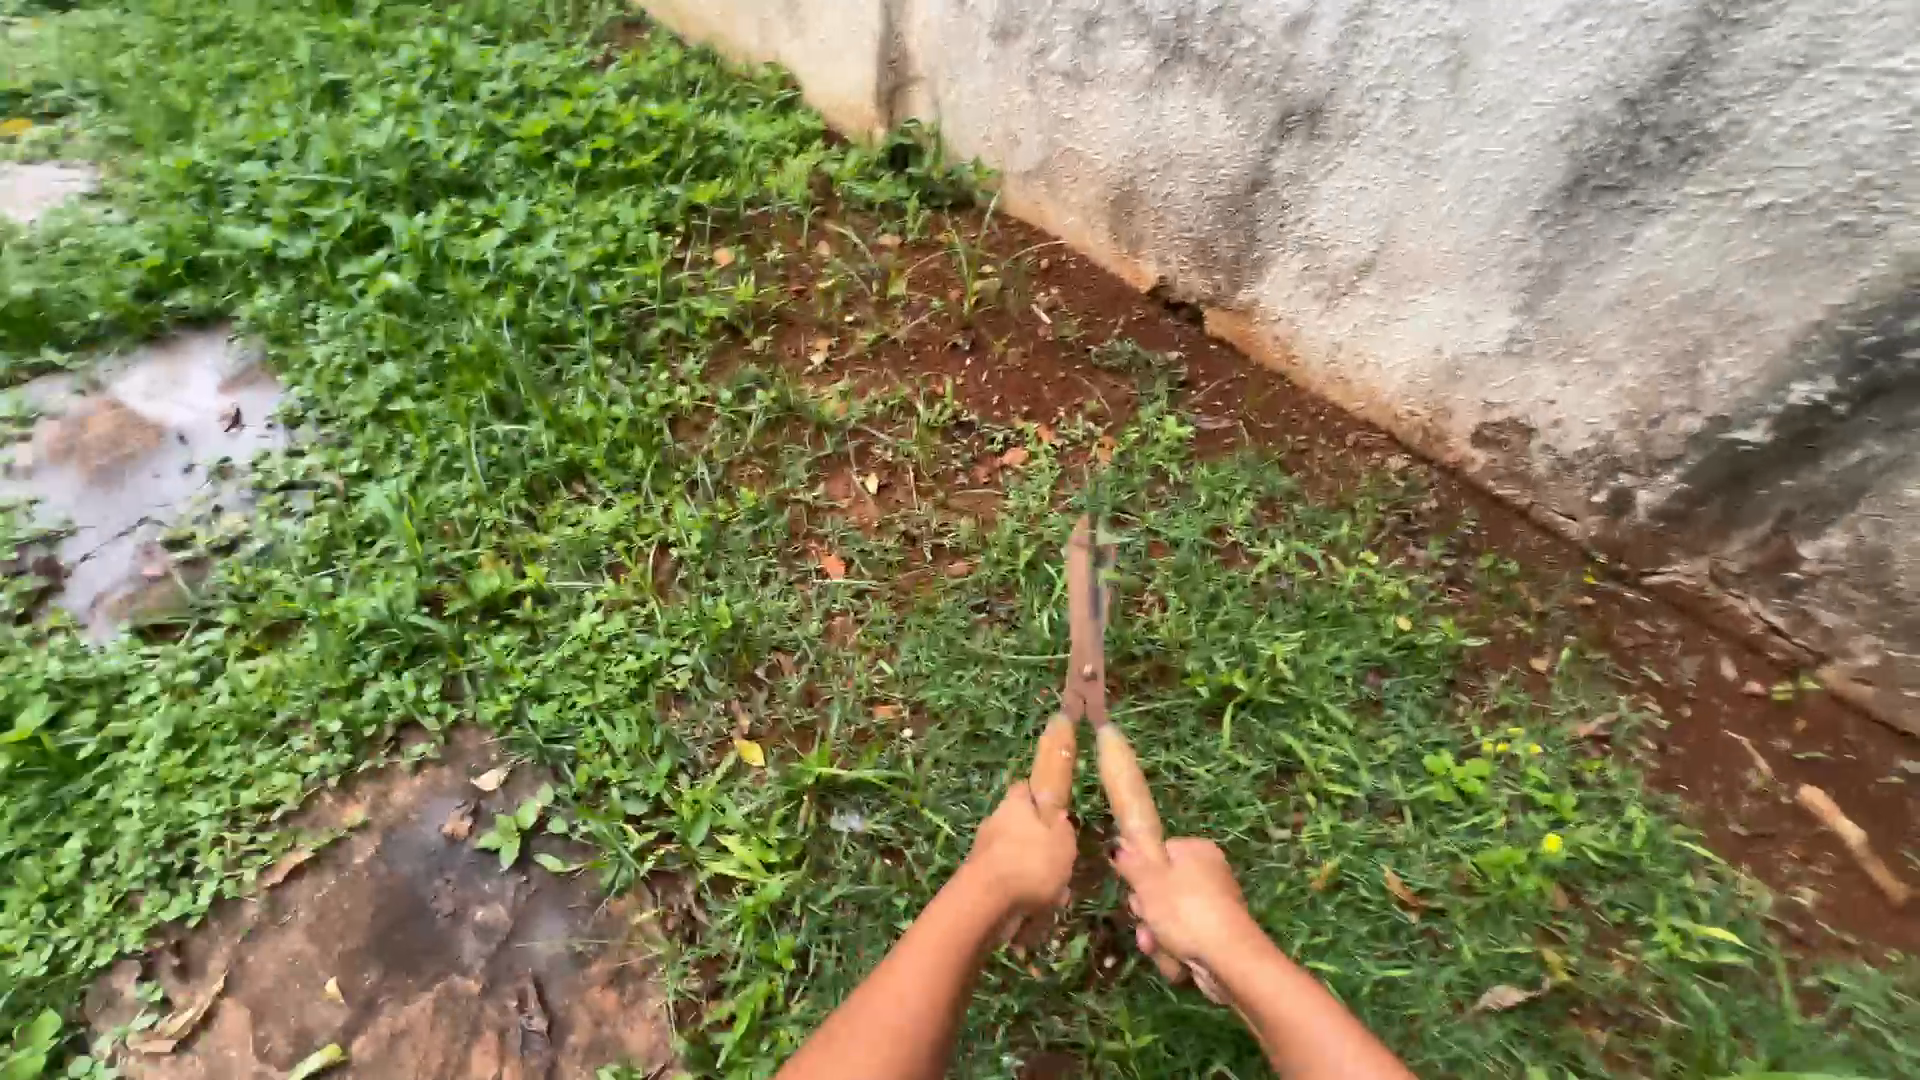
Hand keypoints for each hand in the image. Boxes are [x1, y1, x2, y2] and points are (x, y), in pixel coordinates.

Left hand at [962, 781, 1076, 915]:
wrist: (987, 901)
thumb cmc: (1031, 862)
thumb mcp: (1062, 841)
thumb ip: (1061, 825)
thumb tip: (1057, 813)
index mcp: (1015, 804)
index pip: (1024, 789)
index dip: (1038, 798)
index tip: (1054, 813)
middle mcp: (996, 821)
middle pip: (1021, 827)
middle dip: (1039, 846)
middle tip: (1060, 866)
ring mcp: (984, 849)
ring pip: (1016, 857)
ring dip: (1033, 873)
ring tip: (1055, 896)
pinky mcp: (979, 876)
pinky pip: (1007, 880)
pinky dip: (1021, 892)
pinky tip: (1037, 909)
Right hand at [1113, 837, 1258, 965]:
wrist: (1230, 961)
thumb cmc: (1185, 910)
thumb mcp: (1147, 881)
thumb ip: (1129, 862)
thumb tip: (1118, 847)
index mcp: (1197, 851)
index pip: (1159, 854)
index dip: (1142, 874)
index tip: (1135, 890)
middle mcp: (1209, 875)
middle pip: (1162, 890)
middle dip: (1148, 913)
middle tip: (1146, 921)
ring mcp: (1215, 908)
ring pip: (1170, 920)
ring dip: (1158, 938)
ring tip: (1157, 948)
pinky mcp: (1217, 938)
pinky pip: (1185, 940)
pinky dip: (1176, 953)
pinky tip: (1176, 962)